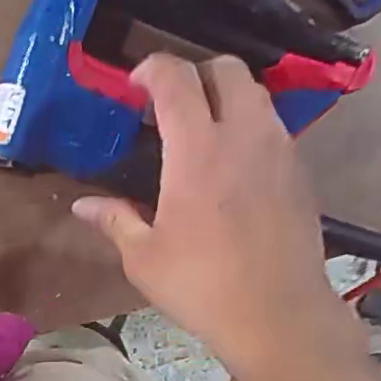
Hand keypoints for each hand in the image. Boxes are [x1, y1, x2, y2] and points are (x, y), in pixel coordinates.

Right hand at [70, 54, 367, 380]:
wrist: (273, 311)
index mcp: (197, 152)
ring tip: (195, 133)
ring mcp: (279, 149)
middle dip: (194, 74)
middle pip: (227, 71)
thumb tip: (83, 204)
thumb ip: (115, 219)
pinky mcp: (297, 170)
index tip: (133, 81)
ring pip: (255, 95)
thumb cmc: (197, 284)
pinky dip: (244, 127)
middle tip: (165, 104)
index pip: (178, 82)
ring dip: (223, 98)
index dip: (153, 70)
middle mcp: (244, 136)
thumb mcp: (142, 256)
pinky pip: (270, 127)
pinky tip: (225, 167)